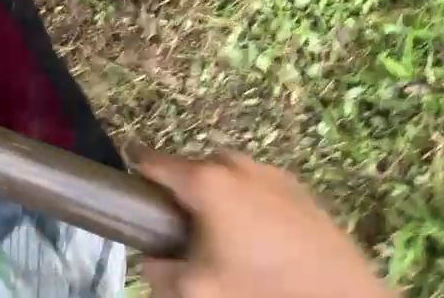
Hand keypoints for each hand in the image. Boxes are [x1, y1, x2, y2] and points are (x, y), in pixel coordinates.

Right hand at [137, 149, 391, 297]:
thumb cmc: (264, 294)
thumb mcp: (198, 292)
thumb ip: (160, 272)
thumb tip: (153, 258)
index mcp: (205, 180)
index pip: (151, 160)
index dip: (138, 177)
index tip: (137, 199)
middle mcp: (236, 166)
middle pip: (193, 167)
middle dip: (186, 191)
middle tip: (189, 232)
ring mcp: (274, 177)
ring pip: (231, 176)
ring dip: (222, 197)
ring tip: (231, 239)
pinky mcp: (306, 195)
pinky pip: (262, 190)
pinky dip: (255, 206)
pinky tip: (267, 246)